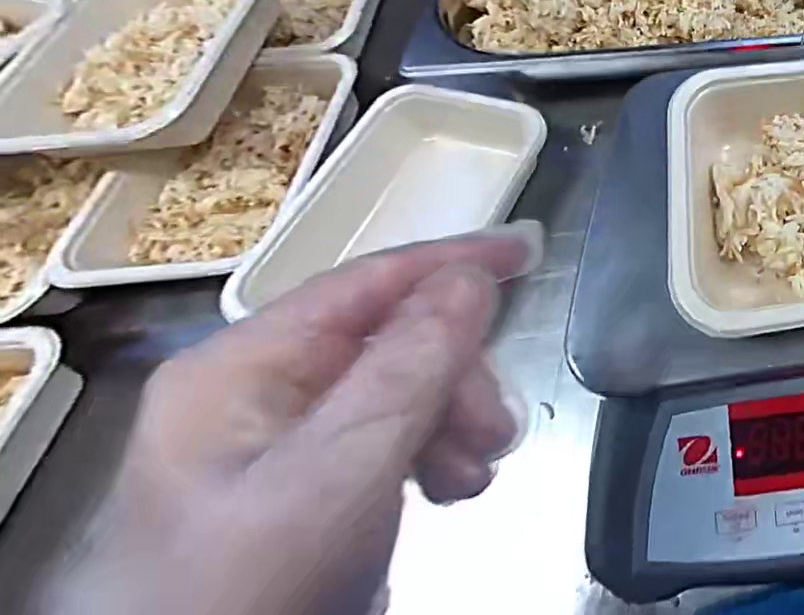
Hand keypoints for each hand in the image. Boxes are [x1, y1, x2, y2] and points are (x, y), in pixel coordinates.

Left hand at [42, 227, 540, 614]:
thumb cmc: (253, 583)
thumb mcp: (340, 467)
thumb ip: (411, 362)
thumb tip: (472, 277)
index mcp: (246, 366)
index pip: (372, 280)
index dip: (457, 258)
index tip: (530, 248)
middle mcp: (267, 385)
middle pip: (406, 335)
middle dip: (463, 374)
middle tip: (493, 427)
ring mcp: (293, 431)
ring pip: (418, 378)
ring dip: (463, 415)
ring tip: (474, 468)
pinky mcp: (321, 471)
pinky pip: (409, 422)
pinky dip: (445, 445)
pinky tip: (452, 483)